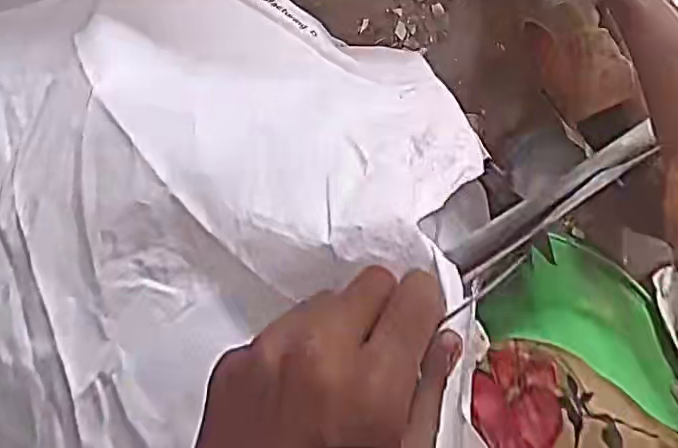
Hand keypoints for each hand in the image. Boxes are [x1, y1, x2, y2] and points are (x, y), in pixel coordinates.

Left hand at [196, 267, 462, 447]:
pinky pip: (283, 325)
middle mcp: (318, 352)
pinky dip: (297, 347)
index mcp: (370, 385)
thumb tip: (442, 341)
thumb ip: (427, 395)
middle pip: (371, 282)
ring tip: (335, 384)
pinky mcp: (236, 359)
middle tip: (381, 356)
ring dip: (338, 328)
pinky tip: (298, 394)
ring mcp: (270, 350)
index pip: (414, 292)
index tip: (423, 318)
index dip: (424, 306)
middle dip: (384, 311)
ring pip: (325, 299)